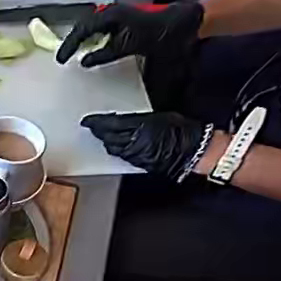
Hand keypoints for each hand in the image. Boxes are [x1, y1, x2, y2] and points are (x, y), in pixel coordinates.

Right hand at [55, 0, 202, 67]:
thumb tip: (85, 61)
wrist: (188, 22)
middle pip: (85, 25)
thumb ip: (107, 53)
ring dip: (83, 37)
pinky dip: (94, 37)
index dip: (70, 46)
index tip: (62, 60)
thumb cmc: (164, 33)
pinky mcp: (127, 20)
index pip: (83, 30)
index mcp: (112, 16)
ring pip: (93, 25)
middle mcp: (114, 12)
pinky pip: (103, 27)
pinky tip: (94, 48)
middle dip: (73, 40)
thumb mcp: (131, 46)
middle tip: (64, 57)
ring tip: (75, 52)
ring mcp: (121, 14)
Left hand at [81, 111, 210, 181]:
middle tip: (92, 127)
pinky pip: (121, 156)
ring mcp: (134, 154)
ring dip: (106, 142)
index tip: (88, 120)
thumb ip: (137, 120)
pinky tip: (116, 146)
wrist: (192, 149)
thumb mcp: (157, 116)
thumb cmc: (180, 130)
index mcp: (138, 127)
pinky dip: (116, 150)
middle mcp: (133, 142)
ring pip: (112, 149)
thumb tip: (125, 121)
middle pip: (107, 137)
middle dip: (98, 132)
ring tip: (102, 136)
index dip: (96, 122)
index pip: (110, 124)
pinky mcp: (137, 163)